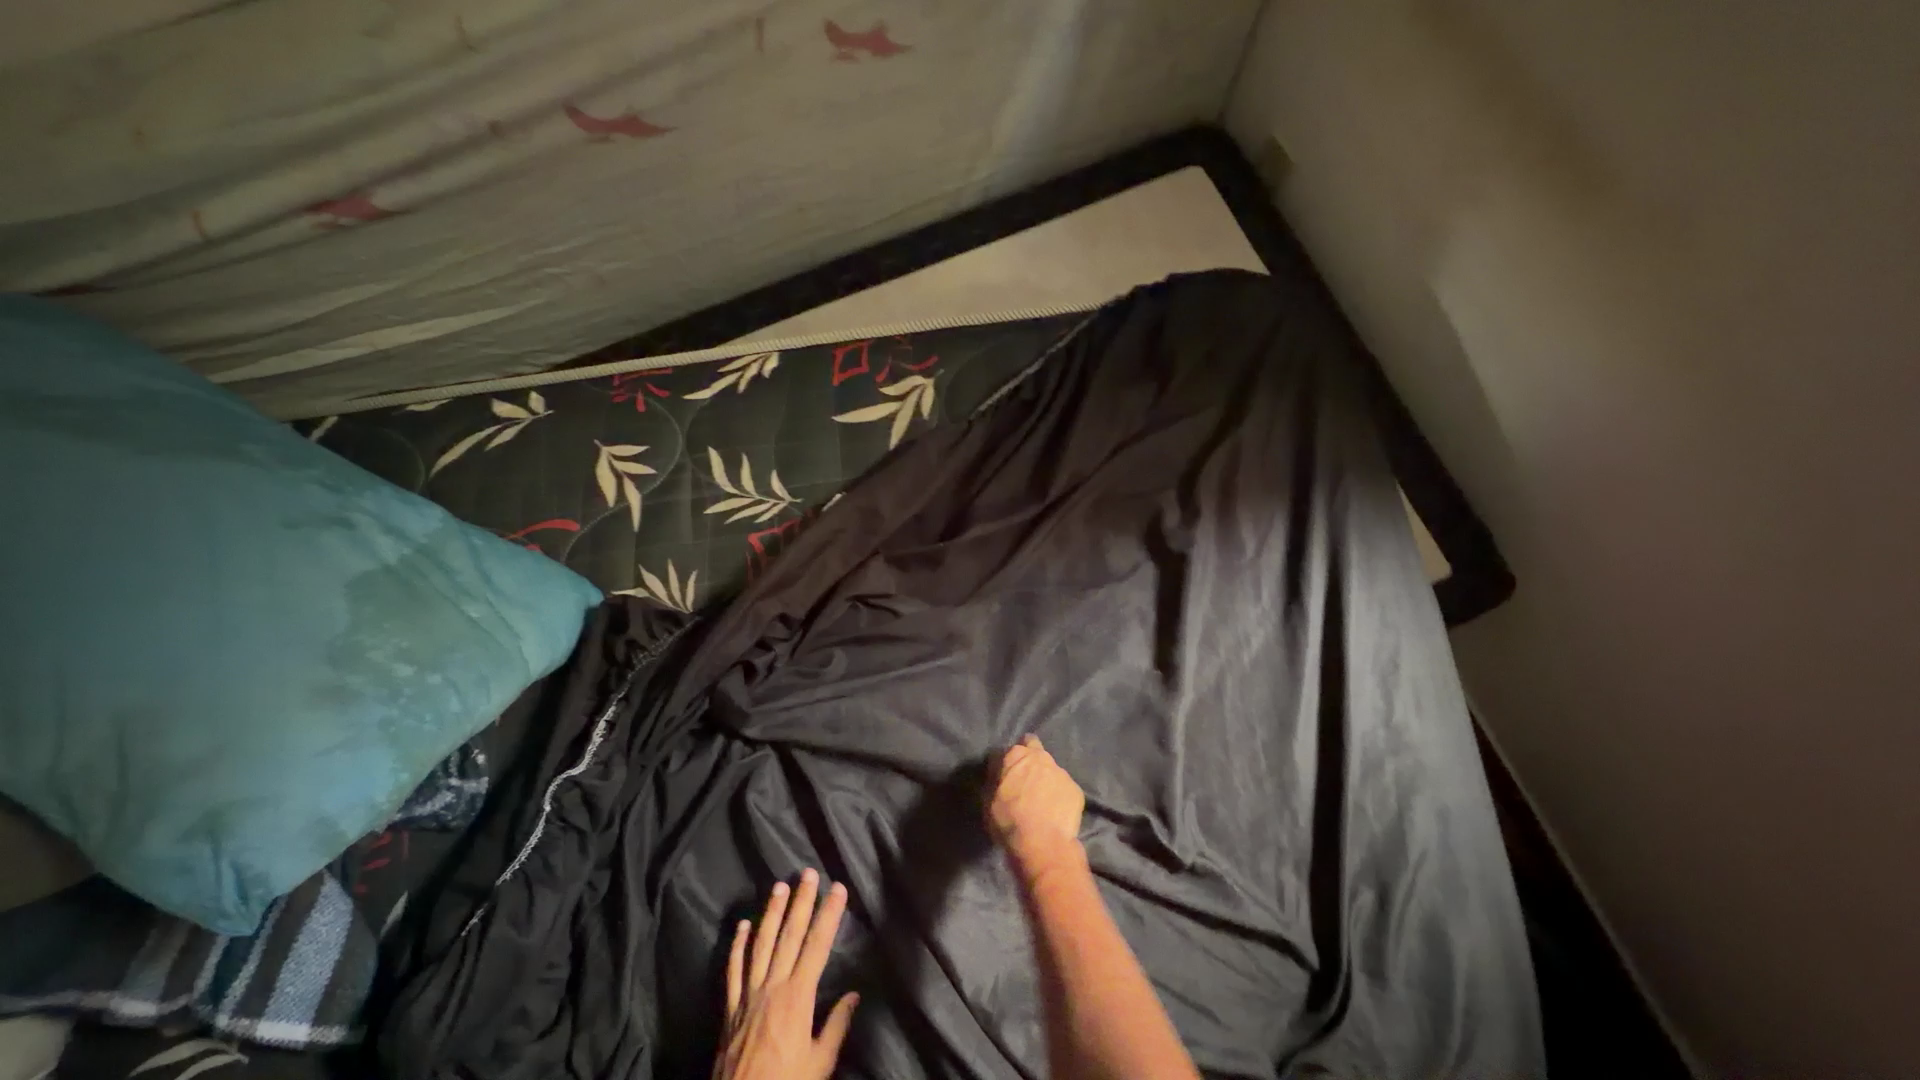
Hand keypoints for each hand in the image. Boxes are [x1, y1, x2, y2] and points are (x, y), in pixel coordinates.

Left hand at [712, 869, 859, 1079]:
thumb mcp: (819, 1062)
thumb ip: (836, 1026)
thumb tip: (854, 995)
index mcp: (798, 998)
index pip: (817, 946)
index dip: (829, 915)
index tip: (838, 888)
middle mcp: (772, 987)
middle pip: (788, 936)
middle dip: (801, 902)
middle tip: (808, 873)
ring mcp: (747, 995)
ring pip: (760, 945)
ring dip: (771, 913)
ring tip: (779, 886)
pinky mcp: (729, 1008)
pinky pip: (732, 970)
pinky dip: (737, 945)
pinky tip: (742, 926)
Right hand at [985, 735, 1084, 868]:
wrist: (1044, 844)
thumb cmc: (1010, 821)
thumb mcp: (988, 802)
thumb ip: (995, 781)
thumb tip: (998, 774)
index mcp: (1016, 756)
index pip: (1007, 750)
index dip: (1006, 762)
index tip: (1005, 774)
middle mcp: (1041, 757)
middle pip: (1034, 747)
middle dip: (1030, 756)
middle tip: (1025, 777)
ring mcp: (1062, 772)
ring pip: (1051, 769)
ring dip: (1046, 778)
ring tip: (1042, 799)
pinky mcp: (1076, 789)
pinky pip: (1064, 788)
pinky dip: (1059, 794)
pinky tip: (1056, 810)